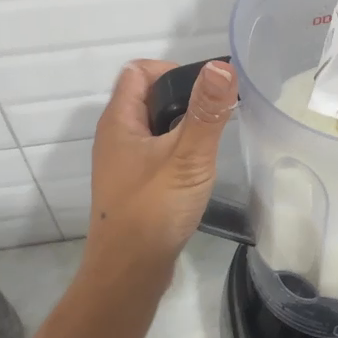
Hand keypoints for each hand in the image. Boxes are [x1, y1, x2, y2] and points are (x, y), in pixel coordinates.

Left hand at [84, 59, 237, 278]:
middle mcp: (115, 137)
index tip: (205, 92)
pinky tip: (197, 172)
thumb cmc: (154, 209)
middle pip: (148, 98)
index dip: (172, 71)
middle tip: (215, 118)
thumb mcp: (187, 157)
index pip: (139, 71)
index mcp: (119, 121)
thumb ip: (206, 112)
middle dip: (183, 99)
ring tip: (211, 144)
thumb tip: (221, 66)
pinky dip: (177, 154)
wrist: (130, 270)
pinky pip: (156, 156)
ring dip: (182, 129)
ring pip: (154, 129)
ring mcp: (123, 164)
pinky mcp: (134, 187)